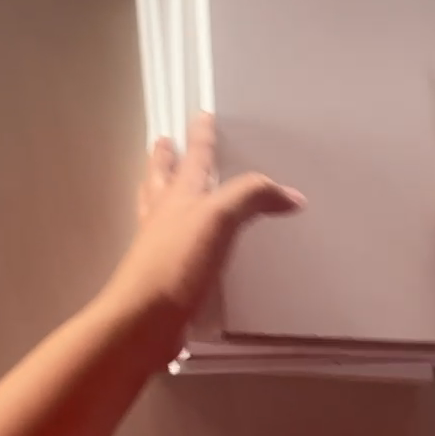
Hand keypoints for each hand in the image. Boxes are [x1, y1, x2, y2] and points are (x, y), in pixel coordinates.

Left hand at [100, 115, 302, 343]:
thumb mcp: (218, 219)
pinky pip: (169, 243)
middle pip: (163, 179)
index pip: (194, 158)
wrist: (144, 319)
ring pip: (158, 208)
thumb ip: (251, 198)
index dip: (200, 137)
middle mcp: (164, 216)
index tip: (202, 116)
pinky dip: (173, 232)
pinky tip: (182, 241)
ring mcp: (159, 246)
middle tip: (162, 142)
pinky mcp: (163, 275)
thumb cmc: (176, 262)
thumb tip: (290, 194)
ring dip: (160, 190)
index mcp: (178, 196)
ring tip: (159, 181)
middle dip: (165, 159)